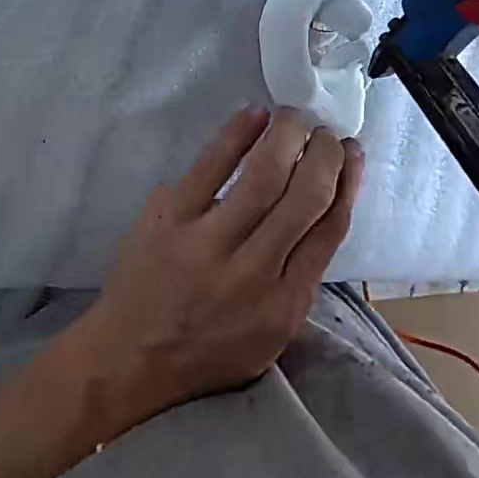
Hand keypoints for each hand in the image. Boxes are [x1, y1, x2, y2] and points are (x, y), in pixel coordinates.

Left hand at [74, 107, 362, 432]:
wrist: (126, 363)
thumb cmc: (207, 350)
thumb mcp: (272, 333)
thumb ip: (303, 276)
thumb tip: (326, 204)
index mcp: (285, 302)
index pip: (331, 227)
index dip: (348, 181)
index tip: (352, 154)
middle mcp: (253, 272)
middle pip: (307, 195)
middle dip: (326, 153)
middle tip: (328, 132)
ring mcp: (208, 244)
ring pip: (264, 175)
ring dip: (290, 135)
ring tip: (298, 117)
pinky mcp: (170, 221)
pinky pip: (210, 166)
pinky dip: (238, 134)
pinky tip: (257, 114)